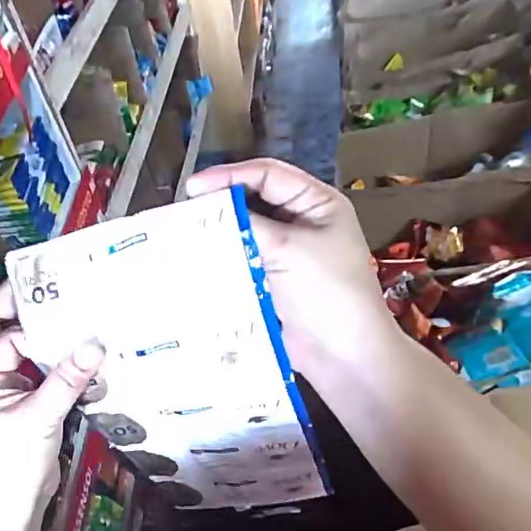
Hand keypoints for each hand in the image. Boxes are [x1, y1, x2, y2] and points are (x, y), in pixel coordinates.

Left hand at [0, 283, 105, 515]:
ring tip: (75, 312)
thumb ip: (66, 381)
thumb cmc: (13, 466)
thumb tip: (95, 345)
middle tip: (55, 286)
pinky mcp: (31, 402)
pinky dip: (61, 359)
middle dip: (24, 309)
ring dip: (46, 333)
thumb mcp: (39, 420)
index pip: (9, 340)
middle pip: (2, 331)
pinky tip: (84, 352)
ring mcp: (11, 389)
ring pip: (25, 349)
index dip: (38, 329)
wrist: (13, 508)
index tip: (71, 315)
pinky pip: (44, 370)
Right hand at [185, 159, 393, 371]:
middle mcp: (302, 223)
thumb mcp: (289, 249)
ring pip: (245, 232)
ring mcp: (287, 254)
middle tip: (187, 211)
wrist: (344, 355)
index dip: (230, 176)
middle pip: (254, 201)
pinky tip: (201, 260)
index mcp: (318, 204)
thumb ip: (249, 224)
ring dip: (220, 233)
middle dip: (222, 204)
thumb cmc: (329, 293)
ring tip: (188, 234)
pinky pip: (242, 261)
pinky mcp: (273, 282)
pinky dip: (224, 259)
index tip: (195, 187)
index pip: (268, 175)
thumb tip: (209, 210)